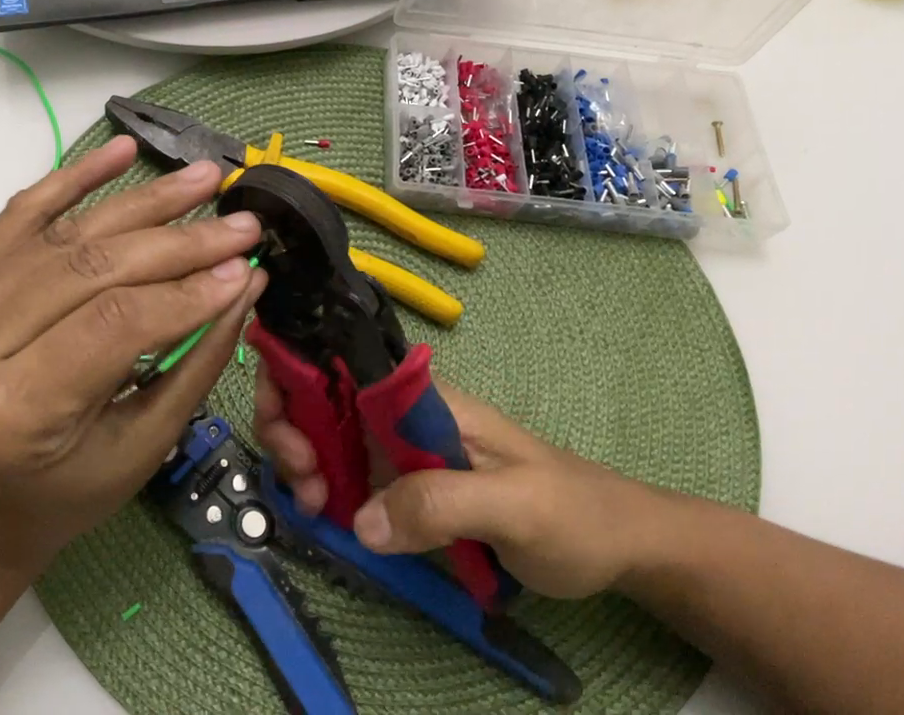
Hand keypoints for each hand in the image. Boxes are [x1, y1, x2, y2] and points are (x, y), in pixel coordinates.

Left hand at [0, 136, 267, 574]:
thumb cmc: (71, 490)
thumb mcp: (144, 446)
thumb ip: (195, 362)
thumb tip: (244, 282)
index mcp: (12, 415)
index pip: (113, 326)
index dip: (185, 291)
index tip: (245, 266)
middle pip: (88, 272)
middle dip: (176, 243)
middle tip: (240, 223)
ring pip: (63, 237)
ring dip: (139, 201)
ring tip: (203, 178)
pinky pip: (20, 218)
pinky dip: (71, 179)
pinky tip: (119, 151)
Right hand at [255, 369, 665, 598]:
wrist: (614, 544)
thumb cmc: (572, 512)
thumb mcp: (514, 507)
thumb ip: (440, 504)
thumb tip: (360, 521)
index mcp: (420, 396)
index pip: (337, 360)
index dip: (294, 382)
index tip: (294, 441)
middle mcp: (398, 412)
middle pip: (315, 395)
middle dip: (290, 431)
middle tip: (306, 486)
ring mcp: (396, 447)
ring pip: (320, 434)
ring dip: (301, 464)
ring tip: (316, 507)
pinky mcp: (400, 484)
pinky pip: (342, 474)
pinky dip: (320, 490)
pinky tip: (326, 516)